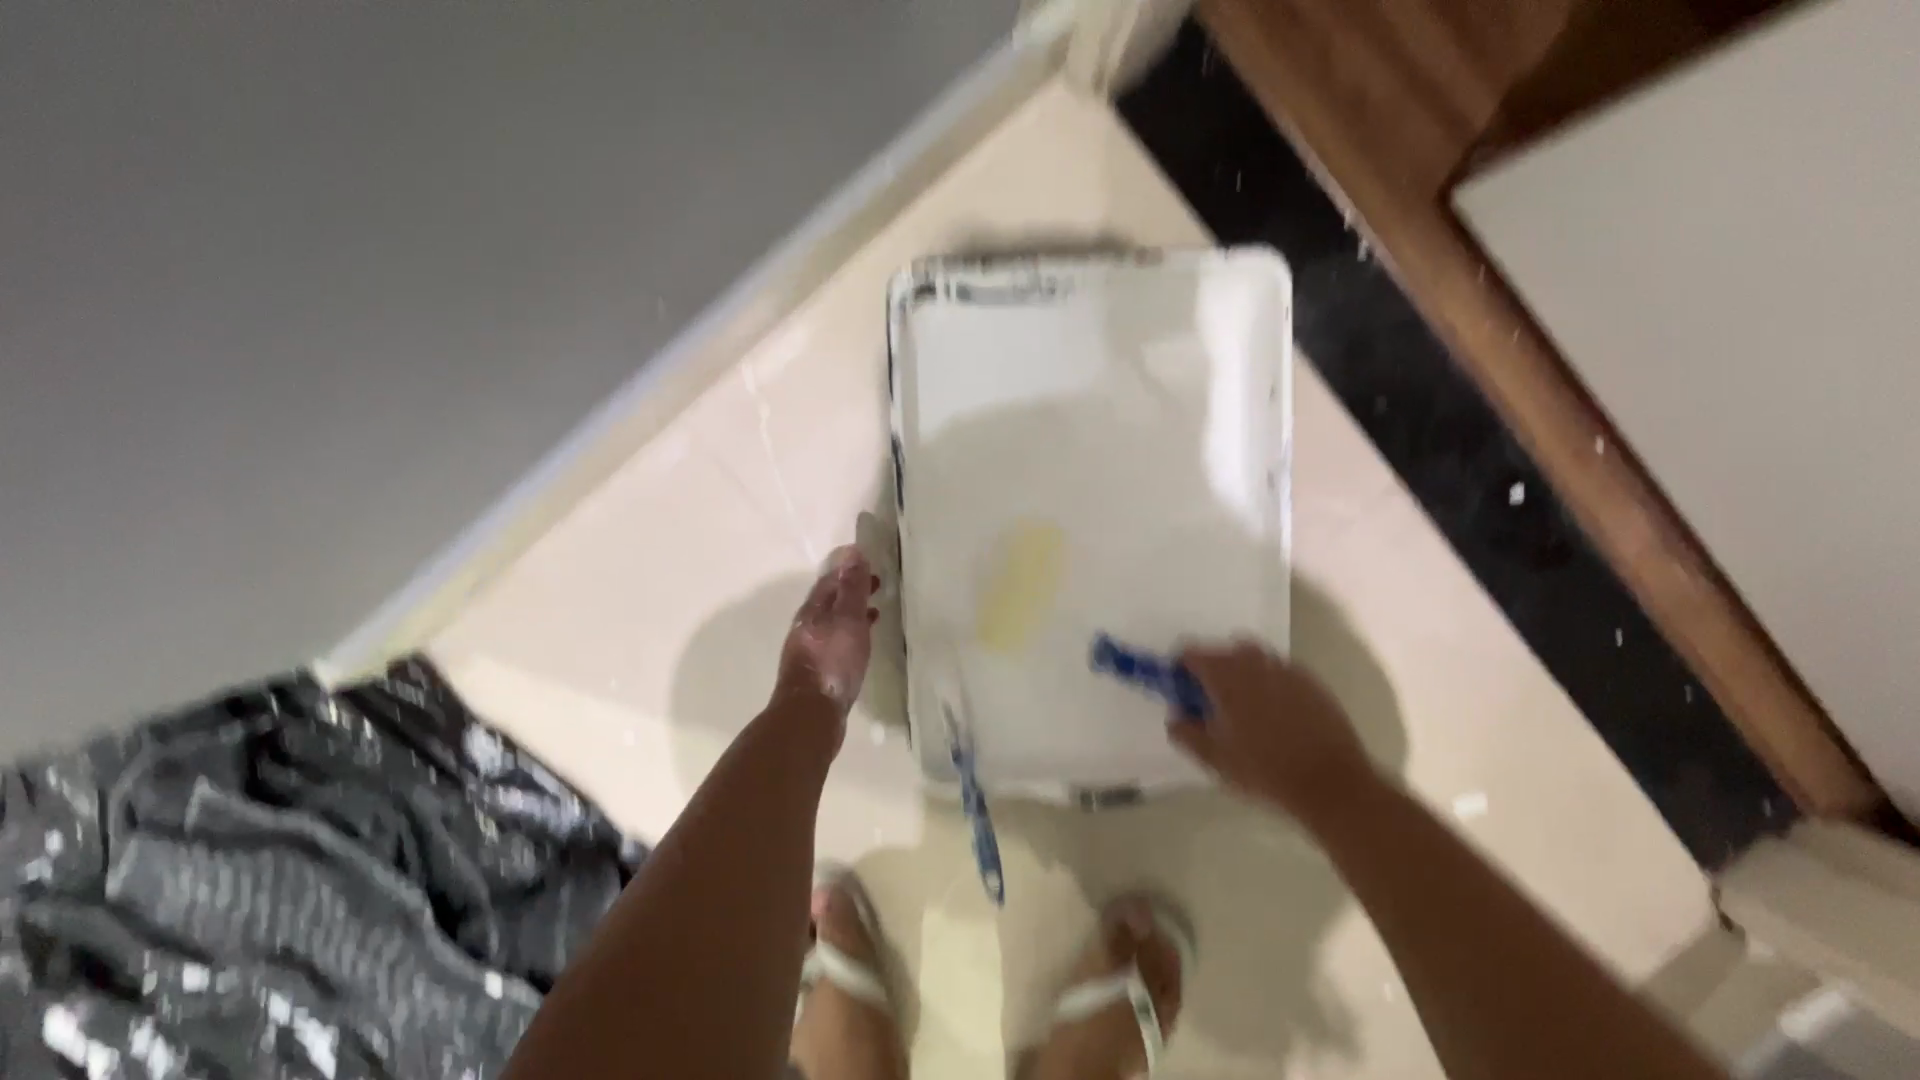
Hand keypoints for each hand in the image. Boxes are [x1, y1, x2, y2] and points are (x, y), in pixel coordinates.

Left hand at [774, 546, 878, 726]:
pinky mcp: (819, 671)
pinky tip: (863, 644)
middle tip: (877, 584)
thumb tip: (852, 552)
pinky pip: (837, 643)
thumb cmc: (833, 662)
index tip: (871, 563)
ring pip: (834, 622)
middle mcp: (807, 627)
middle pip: (830, 601)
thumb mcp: (847, 619)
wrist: (812, 713)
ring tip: (875, 611)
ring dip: (853, 613)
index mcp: (812, 611)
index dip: (849, 569)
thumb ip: (851, 588)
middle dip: (852, 590)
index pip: (830, 580)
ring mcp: (811, 650)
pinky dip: (852, 635)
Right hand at [1167, 639, 1376, 821]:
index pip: (1191, 653)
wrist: (1331, 784)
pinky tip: (1276, 718)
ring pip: (1255, 659)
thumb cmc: (1264, 771)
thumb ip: (1186, 733)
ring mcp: (1288, 671)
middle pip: (1224, 651)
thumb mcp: (1214, 760)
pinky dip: (1270, 685)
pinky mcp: (1313, 683)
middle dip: (1213, 670)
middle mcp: (1256, 663)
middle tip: (1212, 704)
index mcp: (1227, 677)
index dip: (1180, 669)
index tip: (1181, 693)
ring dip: (1243, 674)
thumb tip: (1176, 716)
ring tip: (1245, 711)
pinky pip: (1281, 673)